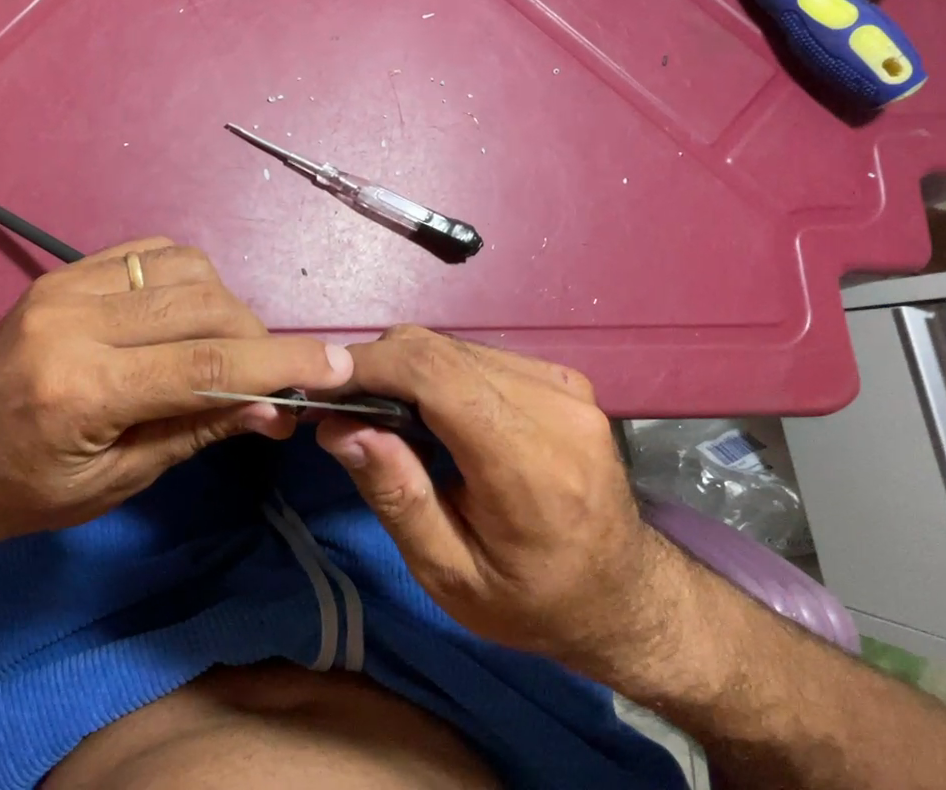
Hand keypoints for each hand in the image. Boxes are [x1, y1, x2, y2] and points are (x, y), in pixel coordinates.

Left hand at [0, 238, 353, 561]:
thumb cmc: (28, 495)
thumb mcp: (118, 481)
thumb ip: (197, 430)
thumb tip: (276, 407)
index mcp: (82, 387)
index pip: (206, 361)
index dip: (281, 362)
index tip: (337, 366)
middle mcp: (71, 320)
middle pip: (201, 303)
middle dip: (256, 336)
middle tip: (274, 375)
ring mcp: (60, 288)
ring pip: (180, 267)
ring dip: (222, 303)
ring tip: (226, 348)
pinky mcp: (57, 275)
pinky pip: (142, 255)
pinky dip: (182, 278)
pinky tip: (185, 314)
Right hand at [314, 326, 684, 669]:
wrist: (626, 599)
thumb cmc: (532, 601)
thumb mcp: (450, 575)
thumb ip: (397, 497)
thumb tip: (339, 427)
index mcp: (530, 464)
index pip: (433, 374)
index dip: (366, 368)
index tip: (319, 392)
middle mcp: (554, 407)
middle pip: (435, 350)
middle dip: (374, 370)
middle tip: (341, 414)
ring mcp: (564, 386)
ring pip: (449, 345)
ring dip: (401, 372)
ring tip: (383, 421)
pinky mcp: (562, 379)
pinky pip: (473, 354)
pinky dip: (433, 374)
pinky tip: (427, 416)